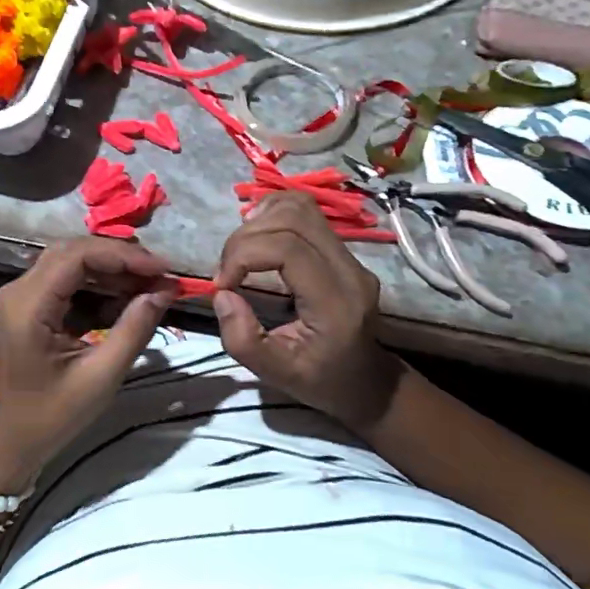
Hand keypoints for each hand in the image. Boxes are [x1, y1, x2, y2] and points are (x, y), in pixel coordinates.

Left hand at [0, 238, 176, 492]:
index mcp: (27, 305)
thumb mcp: (101, 376)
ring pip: (73, 262)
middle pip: (74, 252)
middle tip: (160, 275)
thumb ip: (134, 329)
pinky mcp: (30, 304)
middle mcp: (18, 290)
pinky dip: (100, 285)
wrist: (15, 439)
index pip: (77, 256)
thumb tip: (165, 290)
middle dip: (121, 259)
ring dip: (113, 270)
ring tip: (151, 284)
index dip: (123, 256)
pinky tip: (129, 296)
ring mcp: (22, 295)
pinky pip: (68, 280)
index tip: (162, 270)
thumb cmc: (54, 414)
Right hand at [211, 193, 402, 431]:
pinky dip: (274, 216)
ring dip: (260, 221)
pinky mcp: (342, 251)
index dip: (244, 255)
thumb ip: (244, 340)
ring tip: (240, 253)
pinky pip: (306, 214)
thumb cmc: (322, 381)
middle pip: (293, 219)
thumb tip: (222, 294)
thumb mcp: (277, 375)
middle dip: (246, 238)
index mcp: (336, 302)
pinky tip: (258, 240)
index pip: (289, 249)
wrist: (366, 380)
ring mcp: (350, 256)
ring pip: (300, 207)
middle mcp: (349, 270)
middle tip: (227, 270)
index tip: (222, 283)